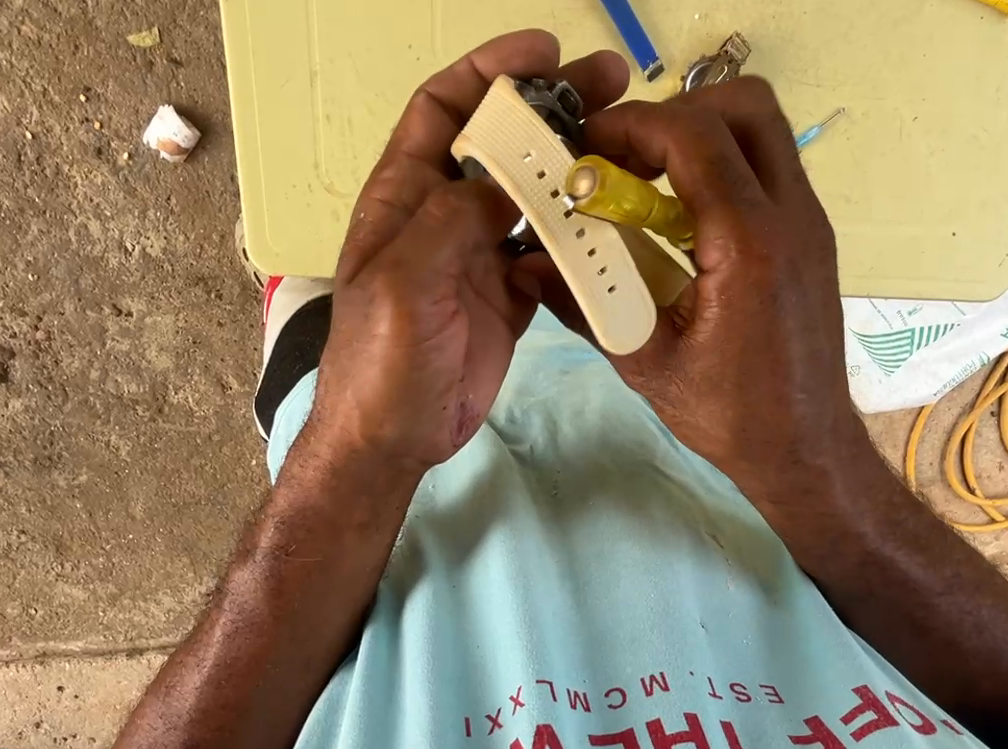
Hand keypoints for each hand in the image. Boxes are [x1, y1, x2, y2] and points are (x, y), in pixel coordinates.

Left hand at [303, 31, 628, 477]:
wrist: (395, 438)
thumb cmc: (382, 362)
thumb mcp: (405, 283)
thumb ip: (451, 220)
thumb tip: (507, 177)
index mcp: (403, 200)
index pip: (443, 112)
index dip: (488, 73)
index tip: (543, 52)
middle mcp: (442, 219)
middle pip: (499, 145)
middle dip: (549, 109)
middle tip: (612, 83)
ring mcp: (478, 259)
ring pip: (531, 197)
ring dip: (571, 169)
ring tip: (626, 142)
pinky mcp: (507, 298)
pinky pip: (547, 253)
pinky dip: (576, 235)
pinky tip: (609, 222)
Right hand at [544, 78, 868, 496]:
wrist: (805, 447)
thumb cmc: (729, 416)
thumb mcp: (646, 364)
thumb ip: (587, 305)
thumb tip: (529, 267)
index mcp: (748, 246)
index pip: (694, 138)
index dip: (632, 127)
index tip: (587, 149)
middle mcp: (791, 217)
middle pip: (743, 107)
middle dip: (675, 115)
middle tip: (626, 159)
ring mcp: (809, 224)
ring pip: (763, 132)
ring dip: (701, 139)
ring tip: (647, 186)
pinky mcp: (811, 238)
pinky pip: (768, 171)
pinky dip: (721, 171)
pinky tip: (681, 223)